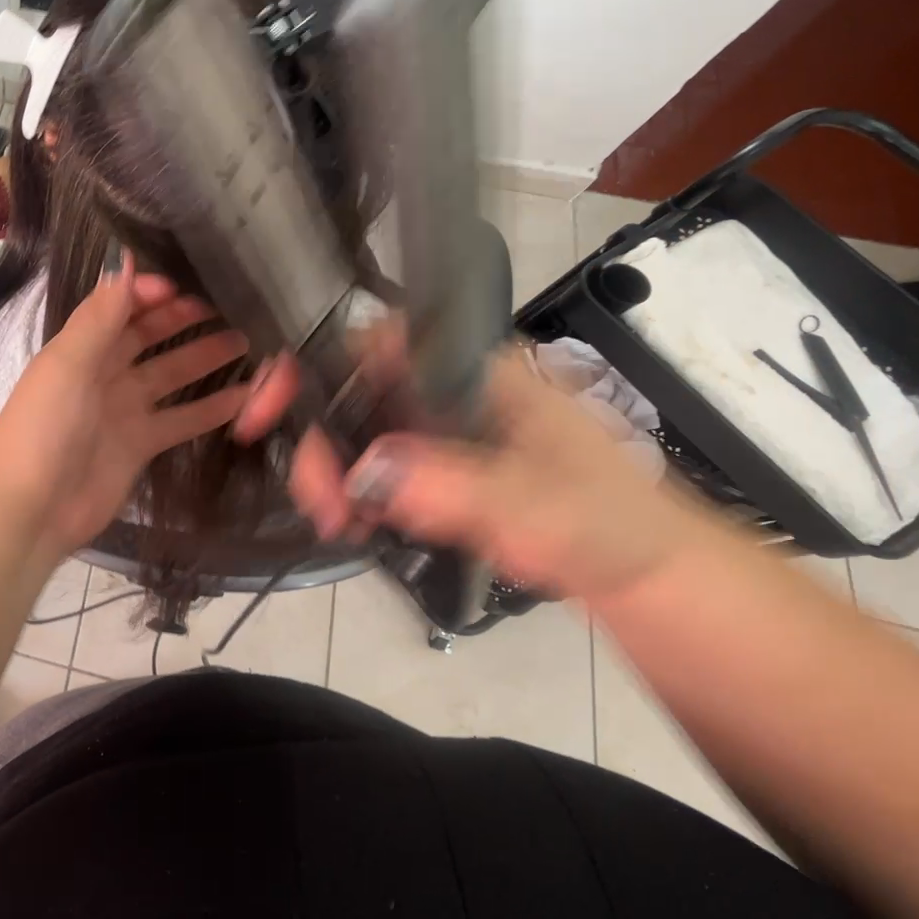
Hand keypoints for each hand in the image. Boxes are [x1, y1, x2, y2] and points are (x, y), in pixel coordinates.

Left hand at [0, 261, 264, 560]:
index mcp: (76, 349)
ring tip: (247, 341)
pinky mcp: (141, 445)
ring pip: (170, 375)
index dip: (147, 294)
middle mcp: (101, 374)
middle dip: (181, 320)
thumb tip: (126, 261)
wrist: (32, 510)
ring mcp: (122, 410)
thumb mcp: (66, 366)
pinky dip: (212, 408)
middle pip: (146, 337)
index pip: (117, 308)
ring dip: (203, 358)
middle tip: (227, 307)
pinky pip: (182, 419)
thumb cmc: (42, 430)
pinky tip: (248, 396)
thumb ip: (99, 317)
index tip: (183, 288)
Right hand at [274, 332, 726, 601]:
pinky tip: (353, 525)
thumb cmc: (607, 528)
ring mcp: (440, 429)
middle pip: (349, 390)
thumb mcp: (537, 506)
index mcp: (476, 374)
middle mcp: (449, 391)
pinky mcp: (436, 467)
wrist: (646, 576)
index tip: (272, 407)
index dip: (314, 361)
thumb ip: (454, 487)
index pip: (377, 341)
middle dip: (317, 442)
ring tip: (335, 523)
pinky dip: (349, 493)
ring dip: (328, 473)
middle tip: (316, 500)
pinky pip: (371, 466)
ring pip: (354, 432)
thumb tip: (364, 473)